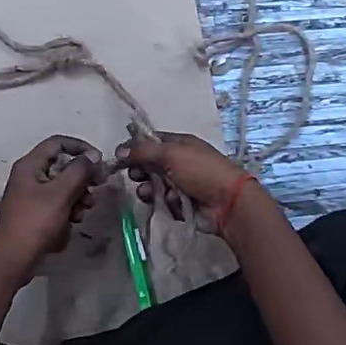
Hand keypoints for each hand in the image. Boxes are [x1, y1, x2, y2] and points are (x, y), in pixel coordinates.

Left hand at [0, 135, 104, 282]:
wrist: (12, 260)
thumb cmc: (35, 222)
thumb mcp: (61, 193)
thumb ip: (79, 171)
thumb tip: (93, 155)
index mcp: (30, 165)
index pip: (58, 143)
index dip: (80, 147)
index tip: (99, 161)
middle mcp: (29, 176)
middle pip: (62, 166)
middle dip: (82, 178)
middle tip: (97, 188)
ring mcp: (31, 196)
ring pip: (62, 187)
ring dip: (77, 197)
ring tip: (82, 211)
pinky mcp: (35, 213)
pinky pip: (57, 204)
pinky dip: (67, 211)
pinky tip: (70, 224)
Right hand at [116, 132, 254, 230]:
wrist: (227, 202)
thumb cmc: (200, 171)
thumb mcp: (170, 154)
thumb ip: (143, 151)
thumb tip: (119, 150)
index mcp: (179, 144)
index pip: (151, 141)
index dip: (134, 147)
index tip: (118, 157)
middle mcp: (179, 161)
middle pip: (149, 165)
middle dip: (140, 171)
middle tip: (136, 176)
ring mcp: (181, 183)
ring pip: (154, 185)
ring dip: (149, 189)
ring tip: (150, 193)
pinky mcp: (182, 203)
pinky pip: (164, 201)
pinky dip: (165, 202)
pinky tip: (172, 203)